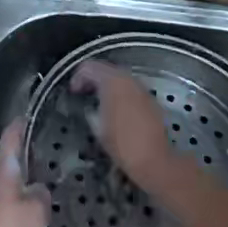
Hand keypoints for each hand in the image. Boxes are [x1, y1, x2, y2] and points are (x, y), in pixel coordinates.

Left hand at [0, 118, 50, 226]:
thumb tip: (39, 187)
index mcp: (2, 170)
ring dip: (30, 166)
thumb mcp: (37, 209)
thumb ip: (41, 192)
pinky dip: (28, 186)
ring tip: (54, 160)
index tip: (36, 110)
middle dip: (29, 143)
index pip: (10, 136)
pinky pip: (15, 192)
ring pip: (14, 174)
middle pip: (11, 153)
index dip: (21, 122)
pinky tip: (44, 192)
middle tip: (54, 134)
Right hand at [70, 60, 177, 185]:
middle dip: (92, 79)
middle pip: (105, 69)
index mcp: (112, 81)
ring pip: (119, 78)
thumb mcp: (97, 126)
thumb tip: (92, 107)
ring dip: (106, 85)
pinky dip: (119, 92)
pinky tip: (115, 109)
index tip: (74, 92)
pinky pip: (130, 89)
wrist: (154, 159)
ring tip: (98, 101)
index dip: (78, 77)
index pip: (89, 67)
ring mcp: (141, 89)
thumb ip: (91, 109)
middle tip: (82, 93)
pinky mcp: (150, 100)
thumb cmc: (121, 143)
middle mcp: (128, 79)